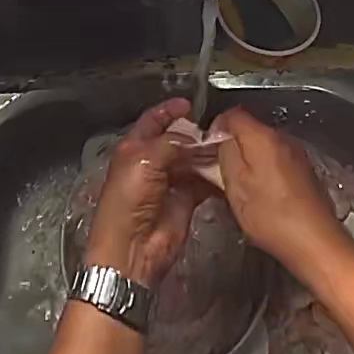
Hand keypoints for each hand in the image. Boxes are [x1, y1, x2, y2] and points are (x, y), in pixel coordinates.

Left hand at [84, 97, 208, 285]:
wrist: (131, 250)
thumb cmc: (128, 201)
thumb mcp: (145, 160)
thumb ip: (171, 142)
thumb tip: (192, 135)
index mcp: (134, 148)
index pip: (153, 120)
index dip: (169, 110)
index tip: (189, 103)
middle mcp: (151, 161)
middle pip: (177, 140)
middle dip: (194, 133)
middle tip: (215, 127)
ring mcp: (168, 181)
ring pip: (192, 159)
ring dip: (206, 153)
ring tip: (225, 144)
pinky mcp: (184, 200)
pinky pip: (202, 181)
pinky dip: (213, 175)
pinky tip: (225, 168)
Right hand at [213, 106, 348, 271]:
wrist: (316, 243)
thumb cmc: (272, 216)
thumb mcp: (235, 185)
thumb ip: (225, 153)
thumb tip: (222, 135)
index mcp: (262, 136)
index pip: (233, 113)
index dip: (217, 127)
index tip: (209, 148)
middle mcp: (282, 137)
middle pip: (249, 128)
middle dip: (234, 144)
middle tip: (223, 171)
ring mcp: (296, 152)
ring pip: (263, 144)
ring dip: (250, 158)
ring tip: (243, 187)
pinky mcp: (304, 169)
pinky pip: (276, 158)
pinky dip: (266, 169)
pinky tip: (264, 195)